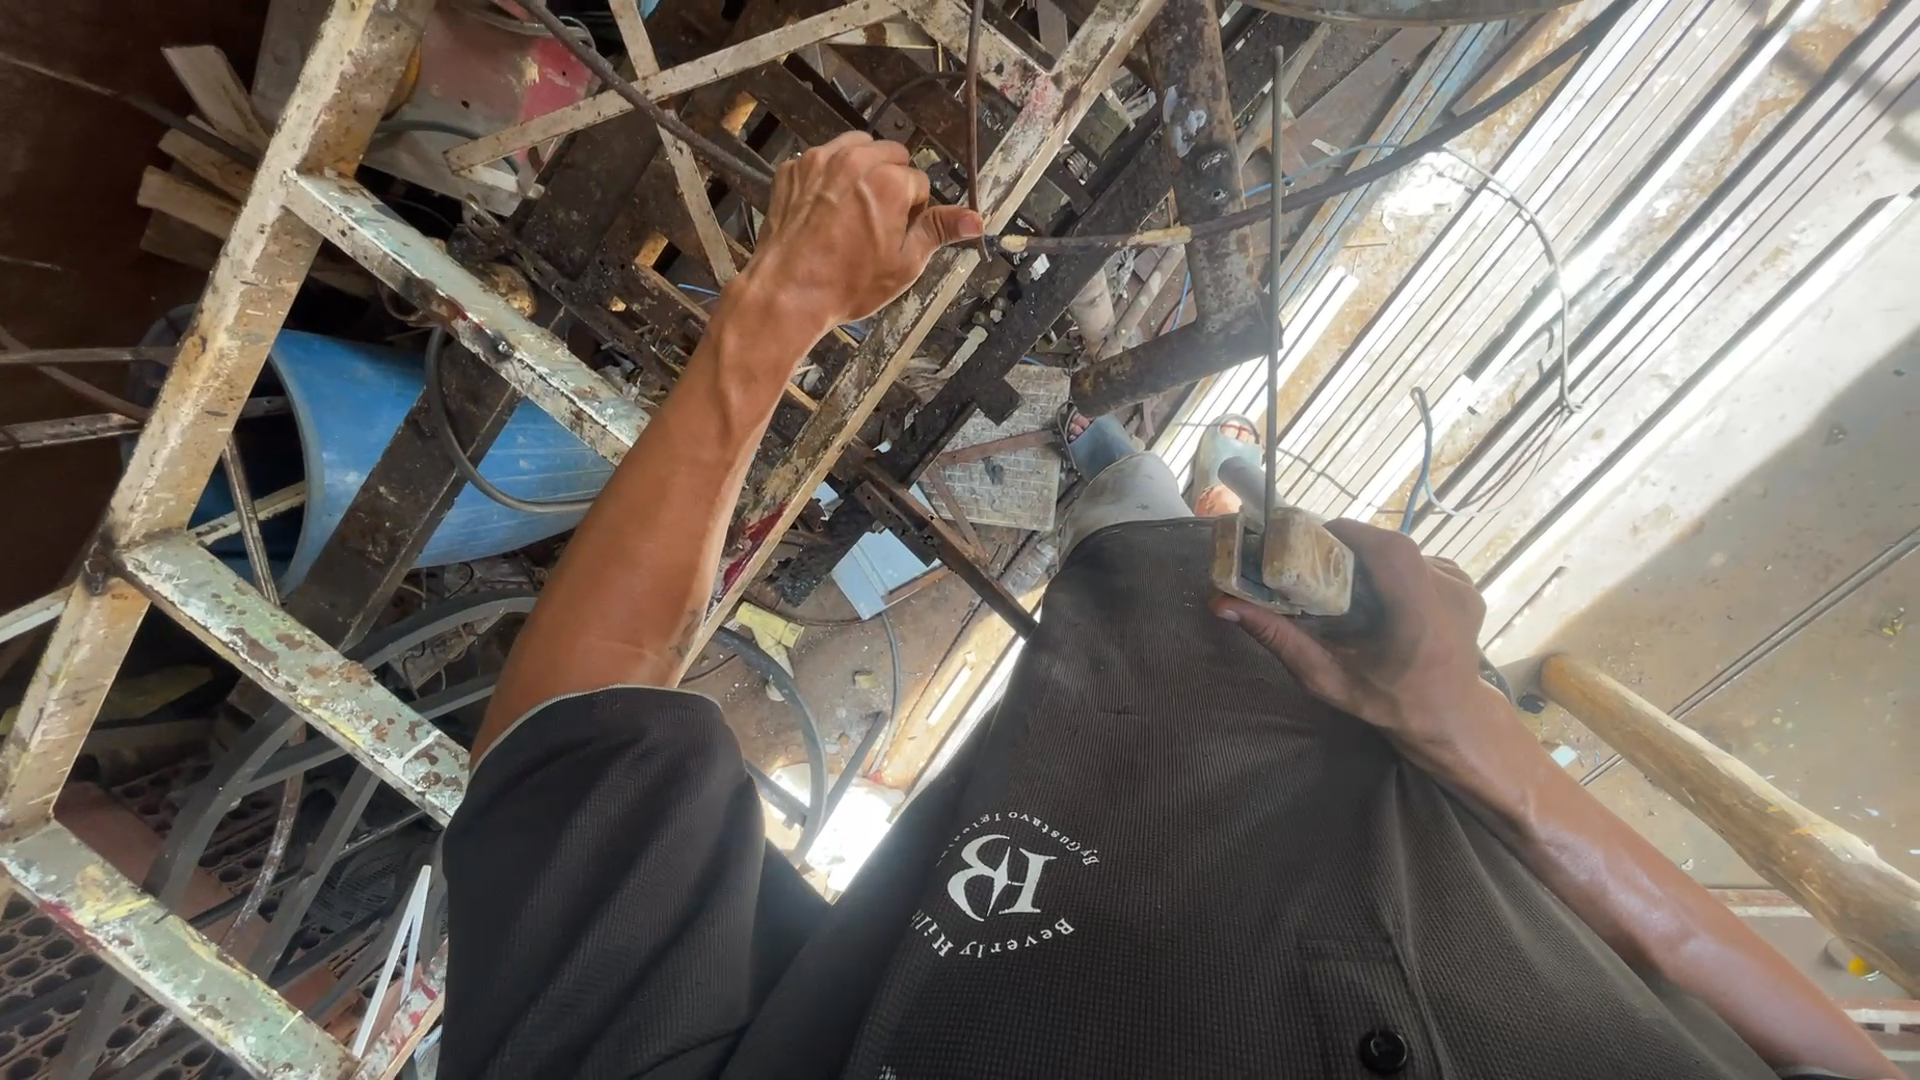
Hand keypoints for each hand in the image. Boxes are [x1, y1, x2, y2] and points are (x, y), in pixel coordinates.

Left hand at [744, 132, 983, 329]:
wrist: (788, 292)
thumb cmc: (850, 284)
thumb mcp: (905, 264)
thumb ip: (939, 232)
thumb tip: (977, 219)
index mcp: (890, 181)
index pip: (919, 182)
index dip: (914, 212)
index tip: (898, 236)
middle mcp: (855, 159)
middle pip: (891, 155)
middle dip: (891, 183)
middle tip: (877, 224)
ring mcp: (819, 160)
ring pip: (856, 149)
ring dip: (862, 172)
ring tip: (852, 213)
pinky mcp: (793, 168)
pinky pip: (822, 160)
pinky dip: (828, 177)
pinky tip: (824, 212)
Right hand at [1209, 520, 1512, 765]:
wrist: (1450, 717)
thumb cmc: (1386, 702)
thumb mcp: (1326, 678)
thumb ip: (1279, 639)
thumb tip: (1222, 605)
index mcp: (1421, 619)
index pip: (1389, 552)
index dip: (1348, 533)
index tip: (1306, 537)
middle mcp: (1450, 595)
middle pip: (1390, 546)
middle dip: (1346, 544)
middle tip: (1311, 559)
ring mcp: (1463, 586)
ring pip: (1401, 550)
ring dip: (1366, 557)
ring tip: (1338, 578)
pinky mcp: (1463, 582)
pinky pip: (1415, 558)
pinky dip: (1386, 566)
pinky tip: (1371, 591)